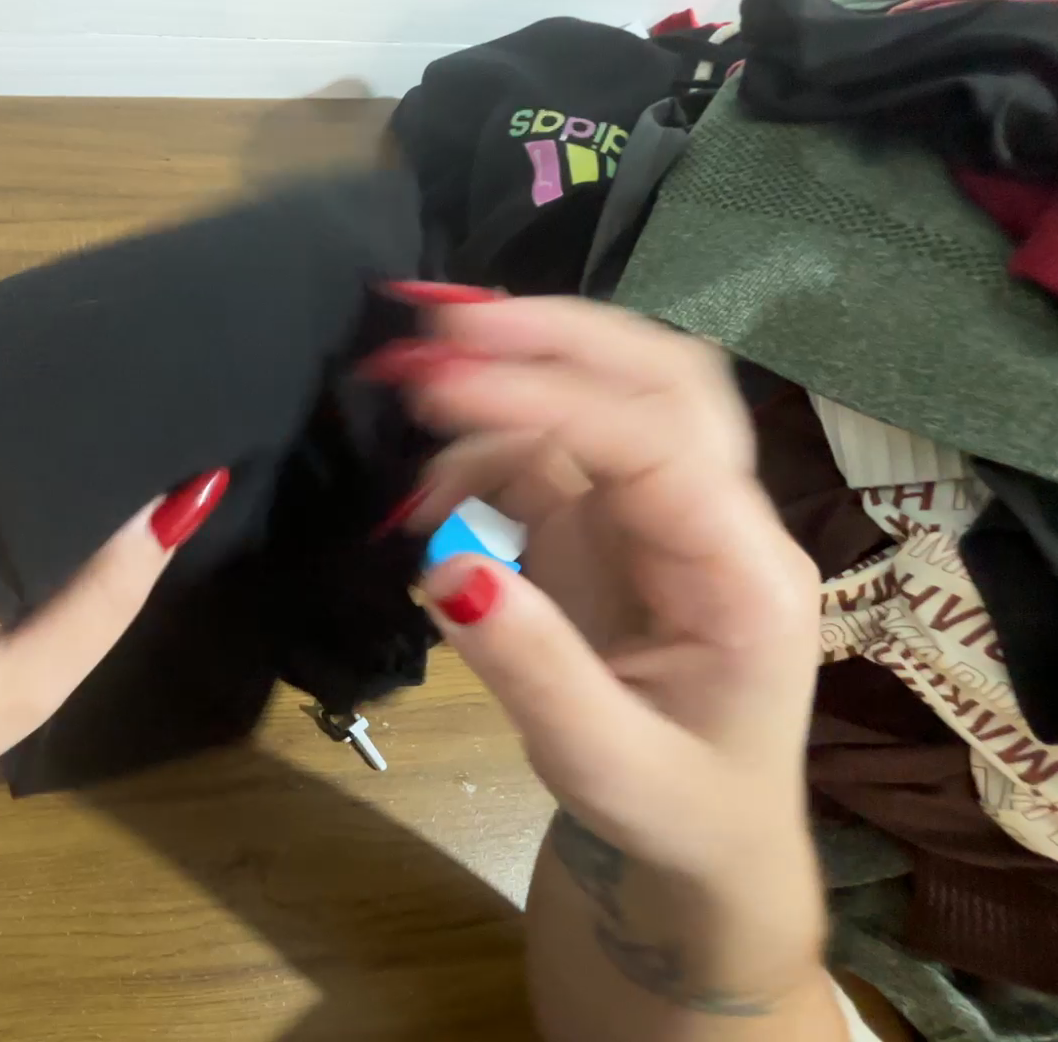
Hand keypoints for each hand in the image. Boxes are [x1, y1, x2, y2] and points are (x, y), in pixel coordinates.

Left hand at [0, 453, 227, 836]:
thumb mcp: (22, 687)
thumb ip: (103, 600)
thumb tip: (170, 511)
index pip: (58, 459)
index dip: (119, 481)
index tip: (170, 502)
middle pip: (31, 464)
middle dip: (81, 510)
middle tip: (116, 568)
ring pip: (1, 480)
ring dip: (38, 526)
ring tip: (57, 585)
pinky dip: (1, 528)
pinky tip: (6, 580)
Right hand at [371, 298, 818, 875]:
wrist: (695, 825)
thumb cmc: (670, 799)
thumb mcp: (600, 757)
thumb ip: (529, 665)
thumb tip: (446, 568)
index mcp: (737, 570)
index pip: (652, 442)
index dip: (543, 398)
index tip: (436, 386)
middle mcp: (707, 515)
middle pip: (654, 376)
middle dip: (547, 334)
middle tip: (438, 322)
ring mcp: (651, 511)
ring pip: (596, 397)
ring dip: (502, 381)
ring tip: (410, 399)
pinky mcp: (599, 522)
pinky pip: (541, 451)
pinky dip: (476, 448)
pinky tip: (427, 492)